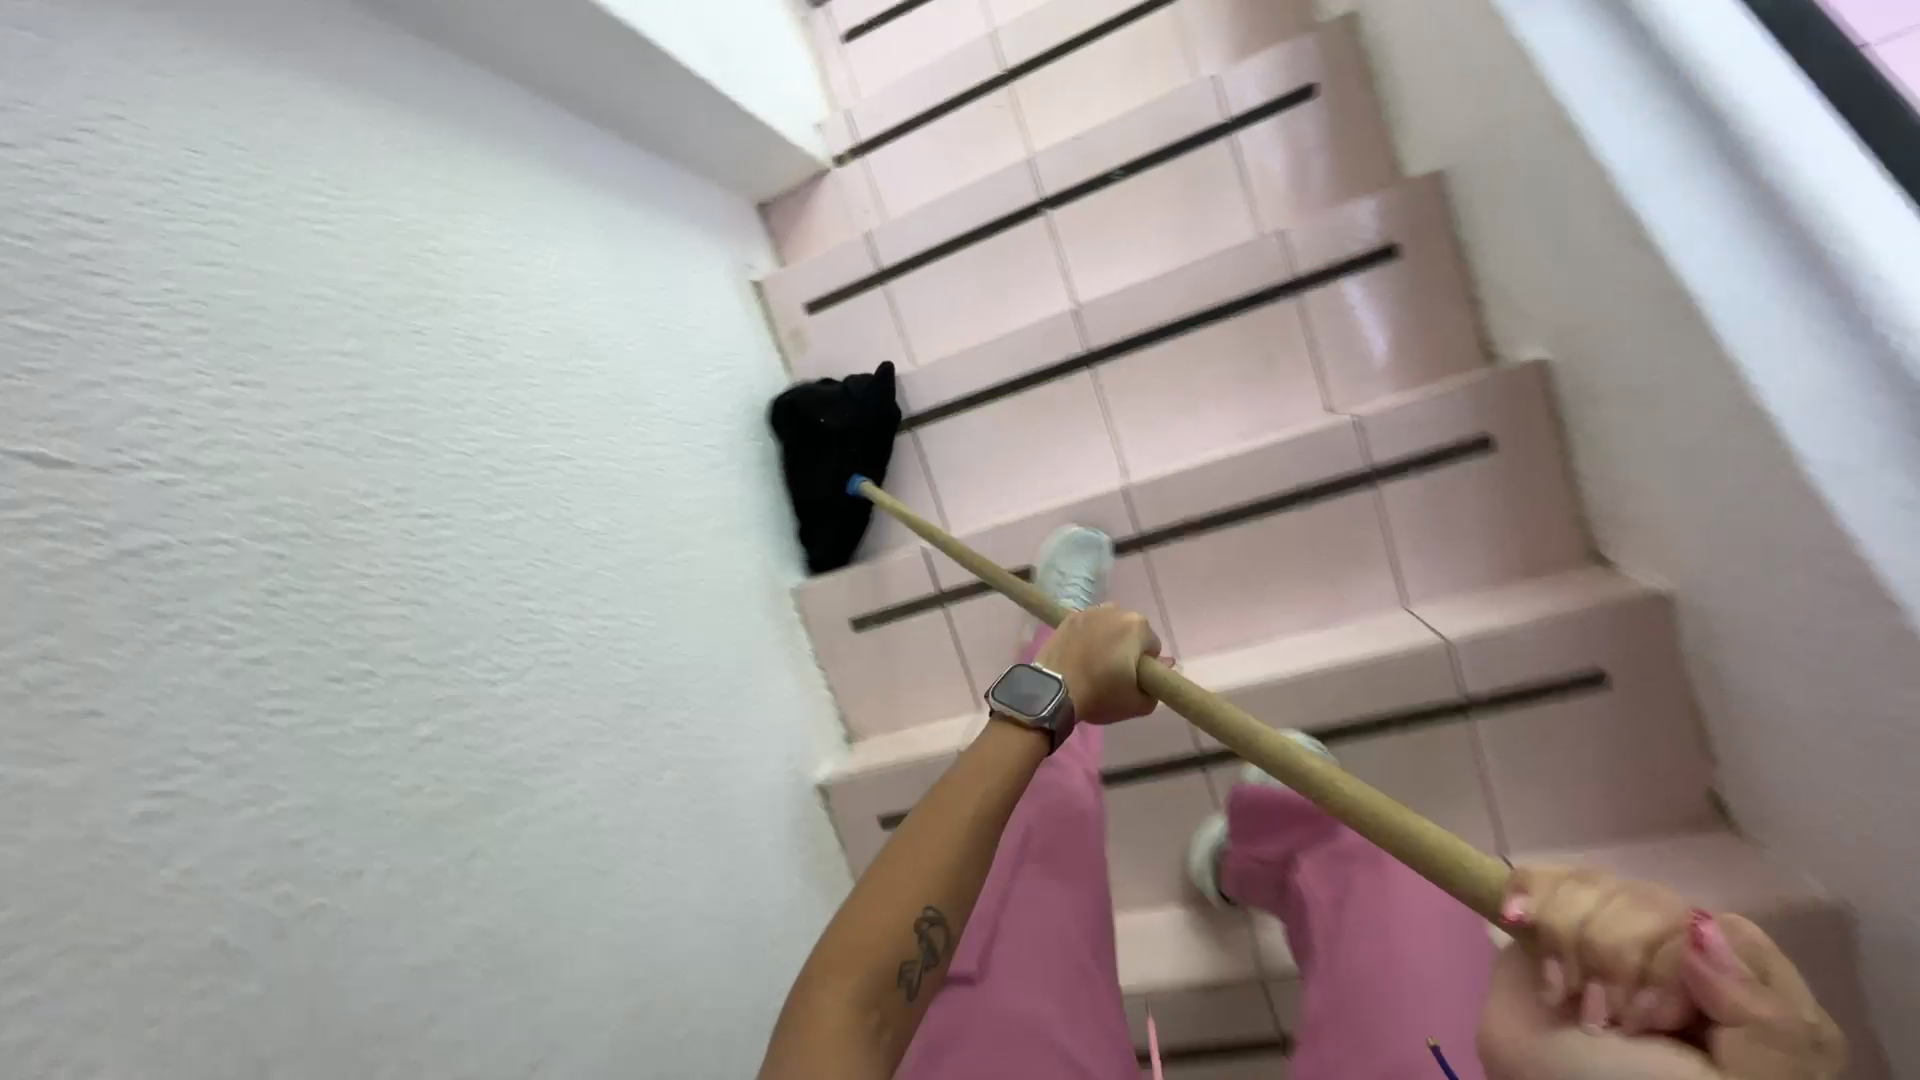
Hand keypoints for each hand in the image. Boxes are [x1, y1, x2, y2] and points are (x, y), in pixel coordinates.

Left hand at [1034, 604, 1163, 725]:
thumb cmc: (1100, 694)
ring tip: (1094, 663)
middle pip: (1130, 632)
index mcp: (1138, 626)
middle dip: (1126, 648)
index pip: (1151, 647)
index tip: (1130, 680)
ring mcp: (1089, 611)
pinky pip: (1087, 626)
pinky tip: (1079, 654)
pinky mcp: (1068, 617)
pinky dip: (1088, 636)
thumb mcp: (1138, 703)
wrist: (1053, 690)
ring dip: (1107, 639)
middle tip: (1112, 672)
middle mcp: (1115, 610)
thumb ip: (1158, 686)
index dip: (1145, 666)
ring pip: (1109, 626)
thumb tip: (1164, 665)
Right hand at [1479, 865, 1845, 1079]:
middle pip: (1651, 901)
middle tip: (1602, 1017)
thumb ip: (1770, 1025)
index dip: (1678, 965)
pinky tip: (1518, 924)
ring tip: (1566, 996)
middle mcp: (1688, 952)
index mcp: (1753, 995)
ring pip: (1595, 884)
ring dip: (1565, 939)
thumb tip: (1704, 930)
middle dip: (1613, 958)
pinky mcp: (1555, 914)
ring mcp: (1617, 929)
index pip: (1725, 930)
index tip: (1651, 1021)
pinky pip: (1544, 875)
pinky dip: (1526, 898)